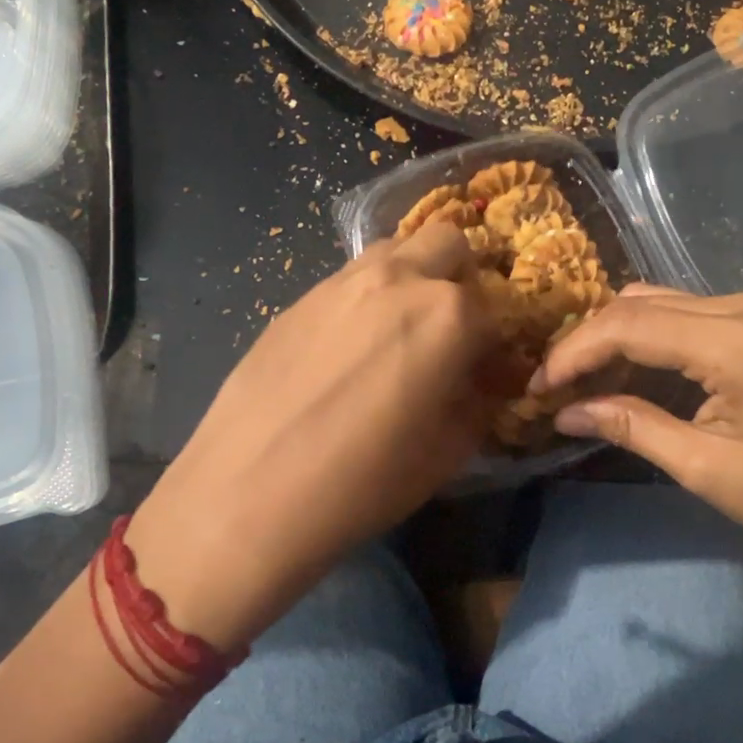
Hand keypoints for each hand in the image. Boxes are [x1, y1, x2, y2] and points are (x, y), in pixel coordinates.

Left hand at [124, 223, 499, 643]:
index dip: (497, 346)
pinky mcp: (299, 297)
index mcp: (448, 315)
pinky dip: (368, 297)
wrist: (246, 497)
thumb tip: (487, 380)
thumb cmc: (363, 483)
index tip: (488, 377)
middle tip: (450, 331)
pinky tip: (347, 350)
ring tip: (398, 332)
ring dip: (413, 276)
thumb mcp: (447, 452)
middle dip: (461, 279)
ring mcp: (343, 281)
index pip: (496, 311)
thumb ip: (480, 401)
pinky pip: (351, 278)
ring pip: (397, 249)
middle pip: (449, 245)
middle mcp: (400, 279)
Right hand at [535, 285, 742, 584]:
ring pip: (656, 303)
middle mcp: (741, 306)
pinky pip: (682, 314)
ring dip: (613, 337)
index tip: (539, 385)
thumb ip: (633, 426)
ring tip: (578, 381)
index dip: (576, 350)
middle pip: (639, 305)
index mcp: (734, 341)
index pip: (630, 325)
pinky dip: (645, 338)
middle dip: (588, 342)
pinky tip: (621, 372)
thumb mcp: (703, 467)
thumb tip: (564, 413)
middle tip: (552, 386)